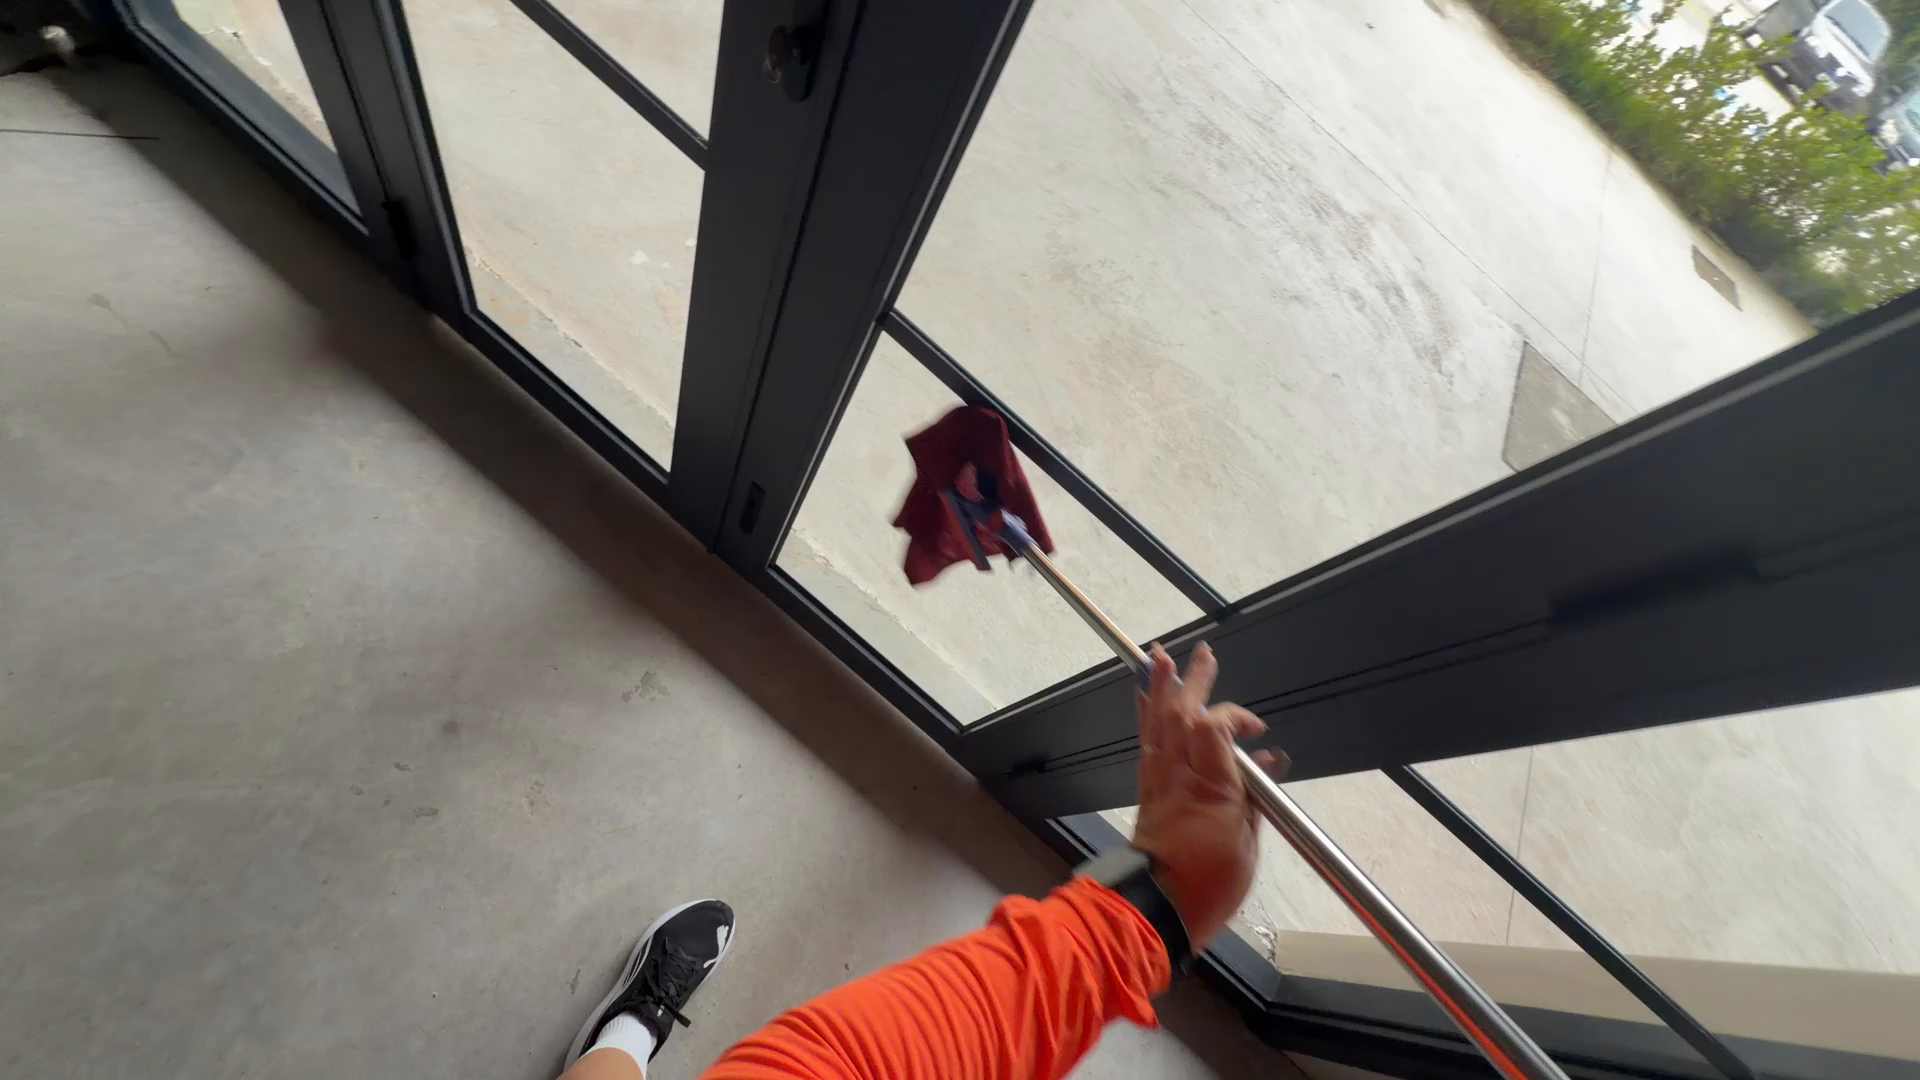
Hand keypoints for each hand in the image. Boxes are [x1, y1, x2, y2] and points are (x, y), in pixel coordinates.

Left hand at [1128, 642, 1285, 948]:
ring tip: (1158, 657)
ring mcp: (1157, 777)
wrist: (1157, 905)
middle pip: (1181, 714)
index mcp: (1207, 786)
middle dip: (1192, 681)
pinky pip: (1147, 739)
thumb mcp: (1246, 843)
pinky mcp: (1146, 786)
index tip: (1257, 728)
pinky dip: (1147, 713)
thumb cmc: (1210, 881)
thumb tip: (1264, 762)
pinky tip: (1146, 696)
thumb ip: (1253, 797)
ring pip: (1157, 721)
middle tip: (1202, 652)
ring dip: (1160, 686)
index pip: (1212, 728)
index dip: (1234, 717)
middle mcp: (1176, 772)